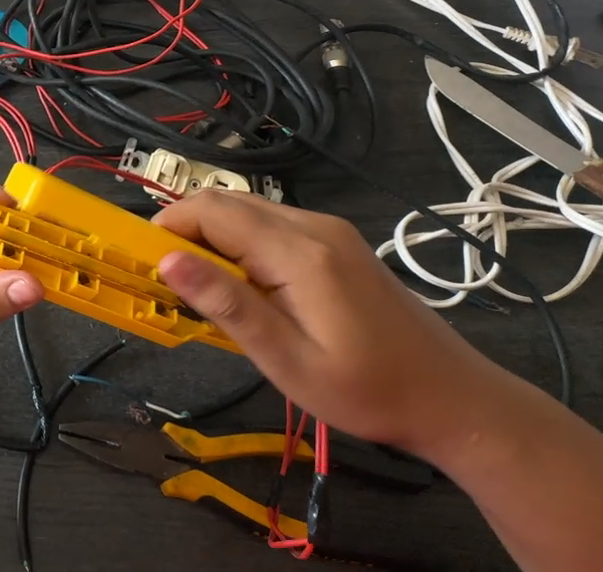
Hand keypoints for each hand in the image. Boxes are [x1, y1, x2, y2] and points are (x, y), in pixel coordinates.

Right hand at [152, 190, 513, 455]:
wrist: (457, 401)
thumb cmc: (368, 392)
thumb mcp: (289, 361)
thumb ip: (227, 306)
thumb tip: (166, 260)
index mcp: (300, 253)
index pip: (211, 211)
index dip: (167, 226)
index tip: (145, 262)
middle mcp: (313, 226)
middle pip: (223, 201)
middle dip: (183, 229)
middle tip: (169, 278)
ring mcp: (328, 230)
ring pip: (244, 208)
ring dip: (209, 235)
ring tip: (204, 286)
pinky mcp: (335, 241)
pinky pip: (268, 222)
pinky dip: (237, 241)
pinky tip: (244, 284)